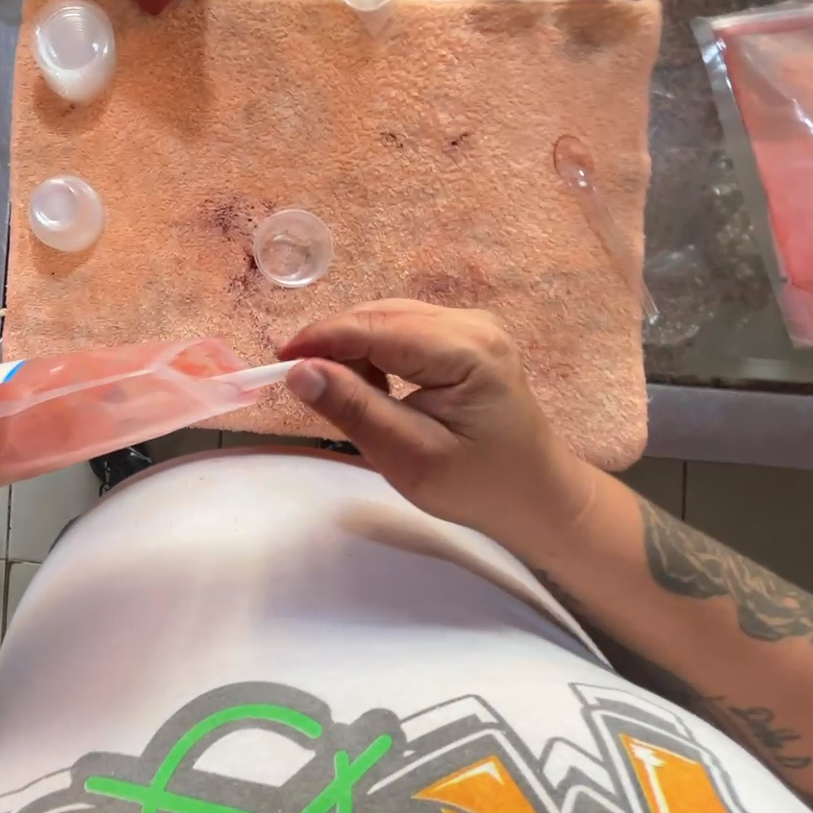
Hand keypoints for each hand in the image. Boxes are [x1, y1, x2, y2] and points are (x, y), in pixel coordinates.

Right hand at [280, 300, 595, 540]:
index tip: (278, 361)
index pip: (374, 328)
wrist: (534, 496)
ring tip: (342, 394)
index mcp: (466, 350)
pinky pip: (400, 329)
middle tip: (302, 383)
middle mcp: (471, 323)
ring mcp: (470, 325)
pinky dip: (372, 352)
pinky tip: (373, 387)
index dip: (321, 338)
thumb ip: (354, 409)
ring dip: (352, 349)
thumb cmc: (476, 485)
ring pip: (385, 319)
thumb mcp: (408, 457)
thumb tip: (299, 371)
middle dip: (333, 344)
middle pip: (378, 316)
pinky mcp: (463, 335)